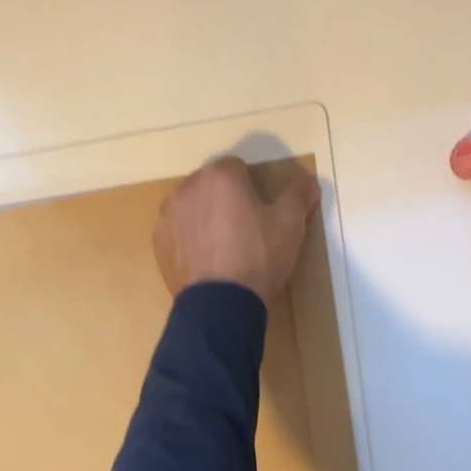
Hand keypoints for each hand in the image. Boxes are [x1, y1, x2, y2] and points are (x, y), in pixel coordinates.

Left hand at [152, 156, 320, 300]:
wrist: (221, 303)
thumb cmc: (258, 257)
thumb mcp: (289, 226)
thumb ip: (298, 198)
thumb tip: (311, 184)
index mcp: (219, 176)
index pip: (237, 168)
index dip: (251, 187)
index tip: (259, 212)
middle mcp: (187, 188)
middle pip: (210, 186)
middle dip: (224, 201)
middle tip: (243, 231)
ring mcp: (168, 216)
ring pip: (191, 208)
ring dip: (204, 219)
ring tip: (222, 249)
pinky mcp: (159, 244)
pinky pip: (178, 233)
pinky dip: (189, 241)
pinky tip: (205, 263)